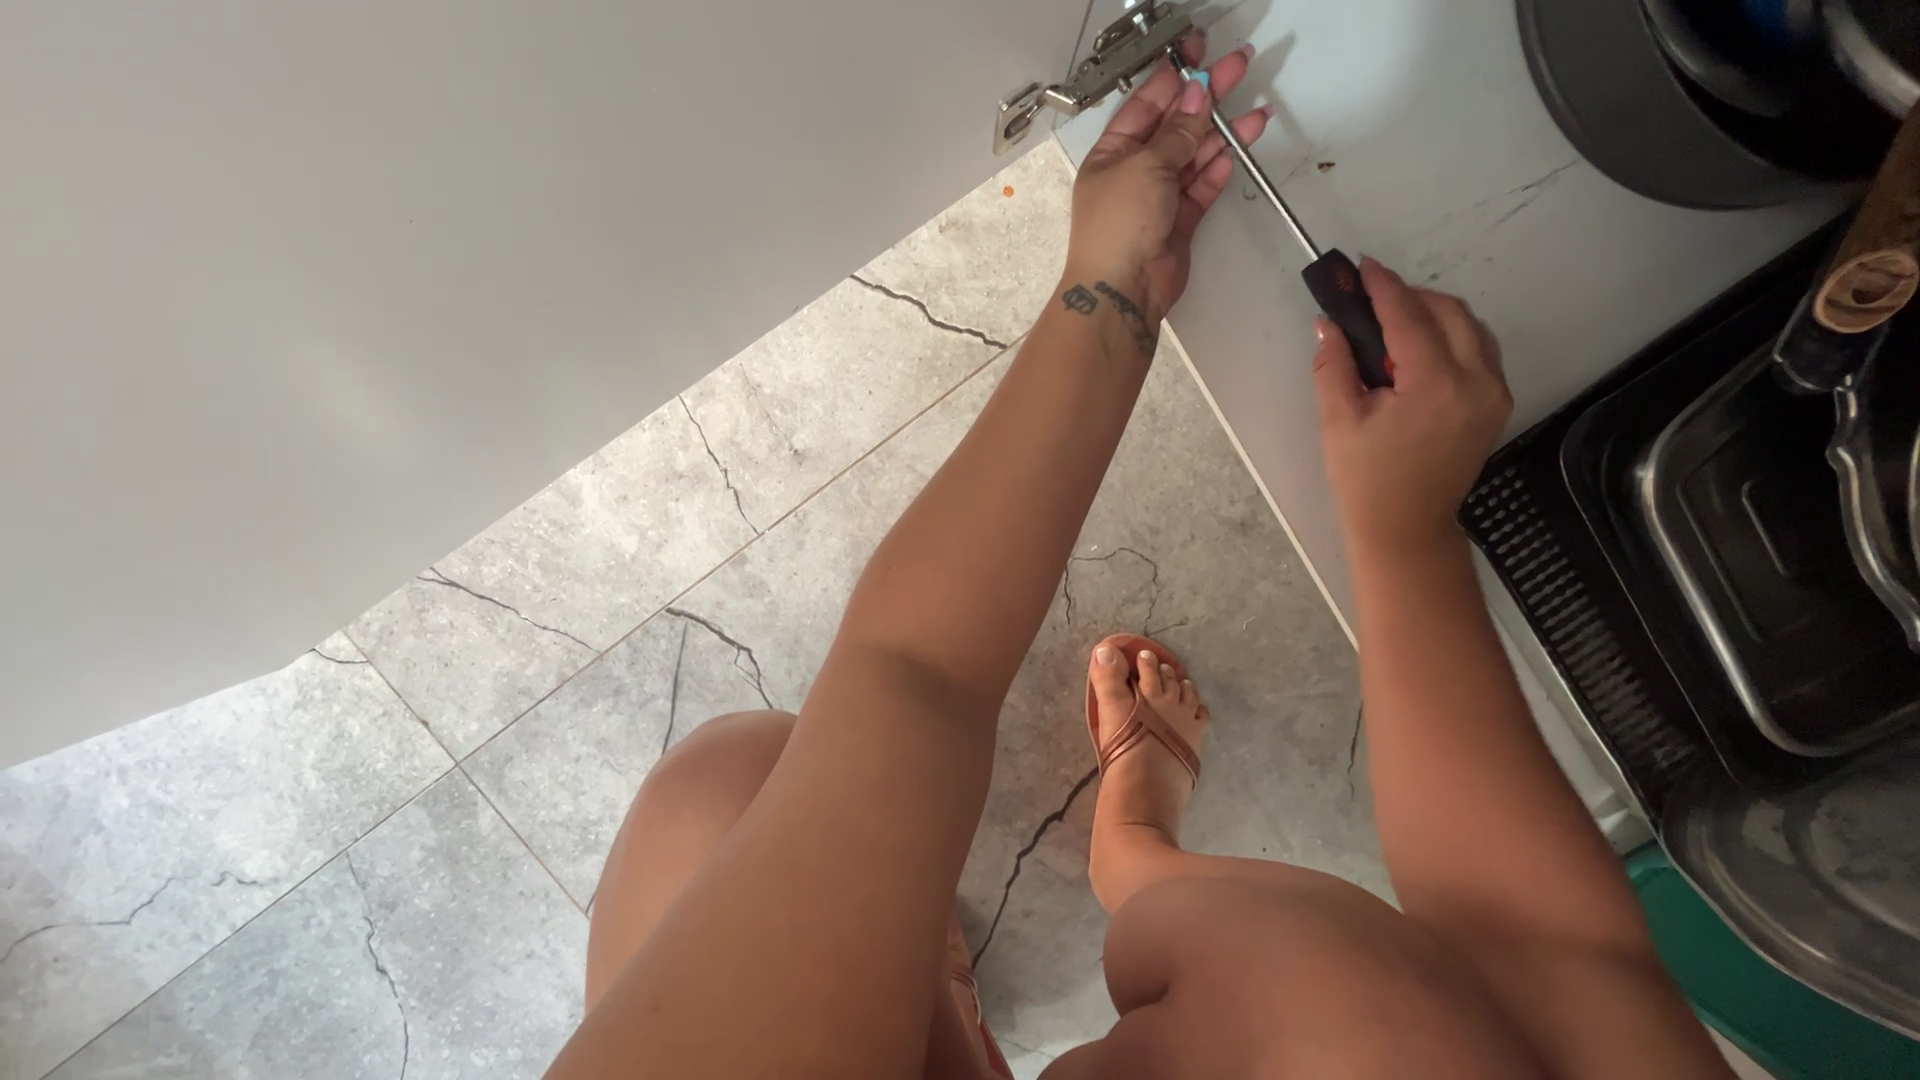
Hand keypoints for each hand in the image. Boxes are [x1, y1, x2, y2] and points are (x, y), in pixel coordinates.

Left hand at [1066, 35, 1272, 326]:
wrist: (1122, 290)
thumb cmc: (1119, 225)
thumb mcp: (1145, 166)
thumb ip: (1177, 132)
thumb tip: (1196, 95)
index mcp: (1111, 154)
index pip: (1145, 106)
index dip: (1174, 79)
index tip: (1201, 55)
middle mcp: (1132, 174)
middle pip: (1174, 128)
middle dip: (1206, 100)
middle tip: (1239, 69)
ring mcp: (1156, 199)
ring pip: (1193, 158)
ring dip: (1221, 135)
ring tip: (1255, 115)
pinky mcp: (1178, 223)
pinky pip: (1200, 189)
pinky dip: (1217, 171)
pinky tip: (1236, 152)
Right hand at [1313, 259, 1512, 555]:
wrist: (1406, 528)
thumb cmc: (1365, 480)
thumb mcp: (1339, 422)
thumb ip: (1335, 366)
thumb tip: (1328, 325)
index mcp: (1434, 385)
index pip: (1409, 317)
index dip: (1383, 288)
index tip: (1362, 267)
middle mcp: (1476, 381)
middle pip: (1448, 312)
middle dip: (1410, 297)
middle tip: (1371, 300)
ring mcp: (1494, 392)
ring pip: (1471, 327)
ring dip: (1434, 314)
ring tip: (1393, 324)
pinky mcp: (1497, 403)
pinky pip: (1480, 350)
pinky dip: (1452, 336)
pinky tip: (1420, 350)